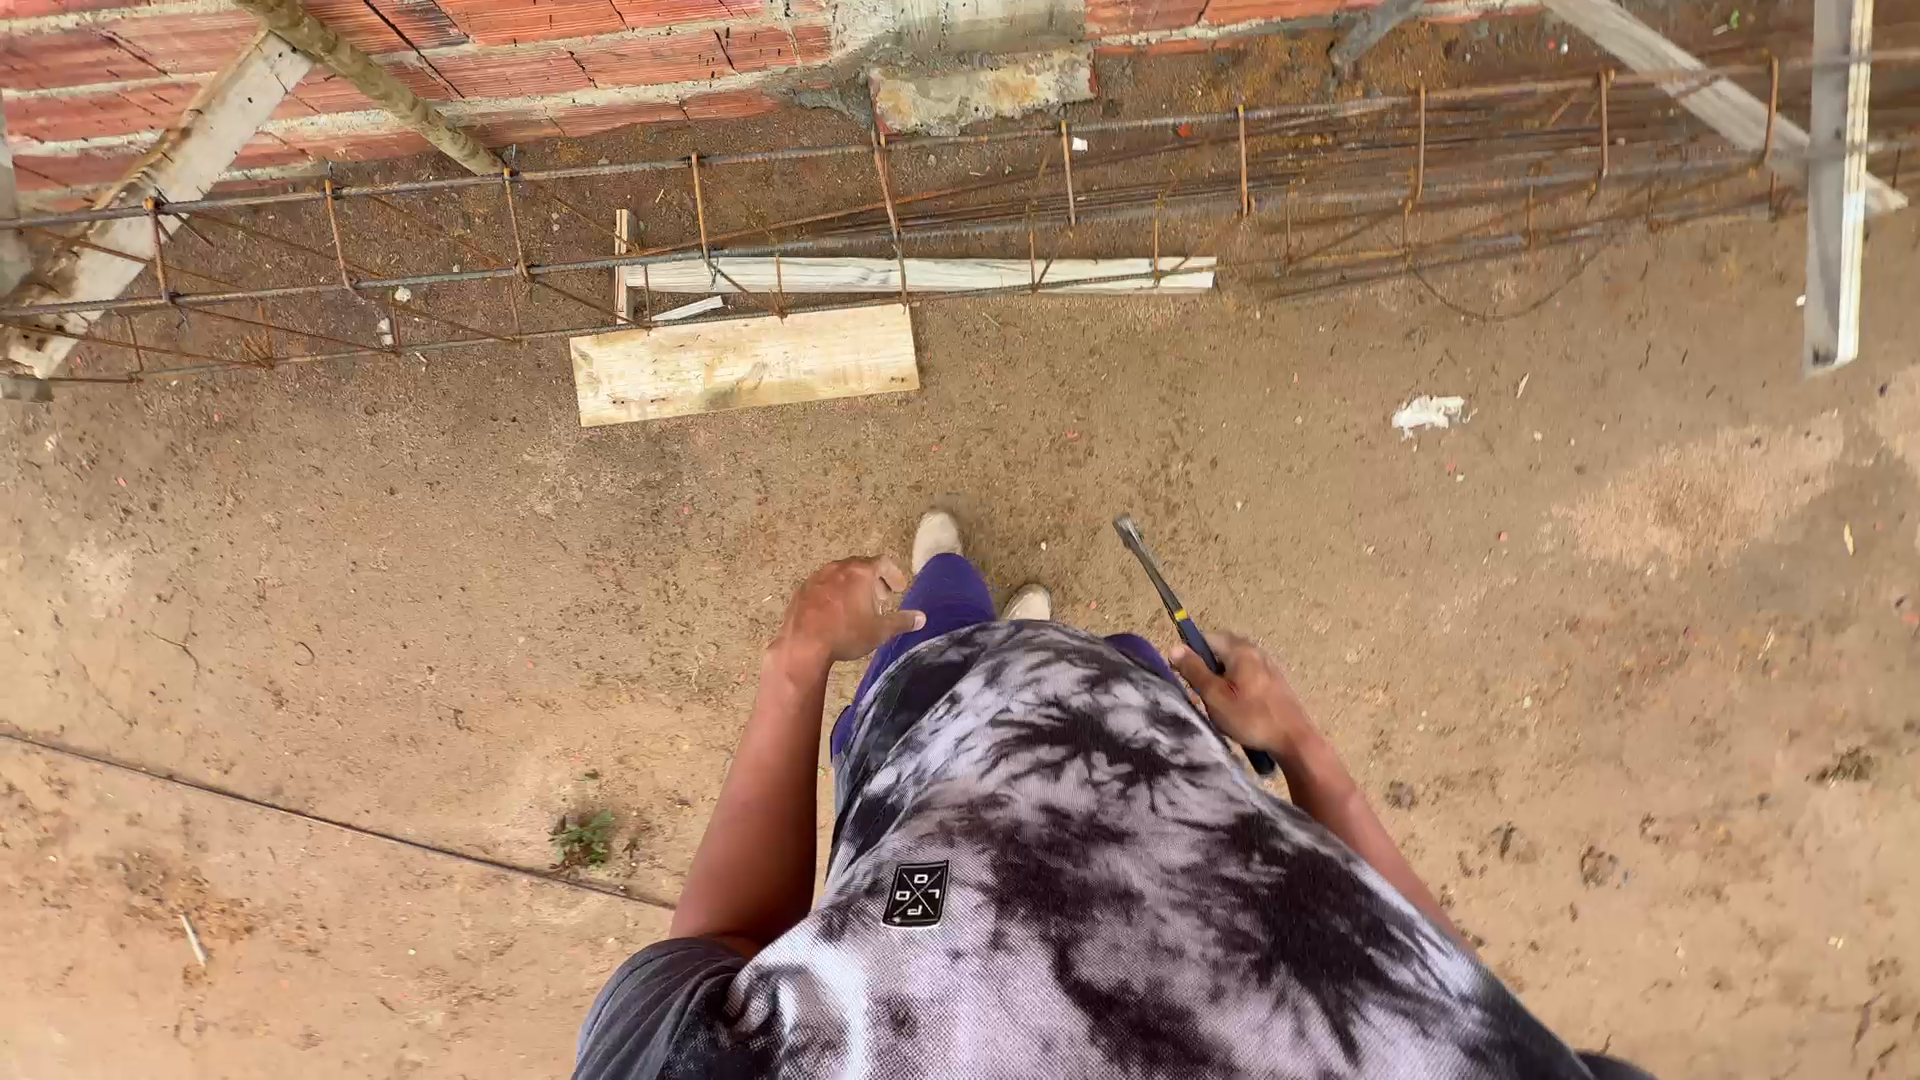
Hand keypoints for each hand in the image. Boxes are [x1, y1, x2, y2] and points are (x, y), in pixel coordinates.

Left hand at [773, 556, 925, 664]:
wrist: (803, 645)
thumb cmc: (846, 634)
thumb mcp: (880, 630)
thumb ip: (902, 621)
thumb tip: (922, 618)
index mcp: (860, 572)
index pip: (883, 563)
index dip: (894, 574)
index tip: (899, 588)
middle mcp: (838, 568)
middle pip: (861, 566)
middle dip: (874, 581)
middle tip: (882, 597)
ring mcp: (817, 577)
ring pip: (841, 575)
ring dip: (853, 586)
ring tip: (858, 606)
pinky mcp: (802, 590)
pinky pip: (824, 586)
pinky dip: (834, 593)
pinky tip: (835, 612)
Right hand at [1168, 632, 1319, 763]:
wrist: (1295, 741)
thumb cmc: (1251, 717)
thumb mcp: (1214, 695)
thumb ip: (1194, 670)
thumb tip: (1175, 648)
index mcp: (1240, 650)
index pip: (1206, 638)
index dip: (1190, 653)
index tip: (1183, 674)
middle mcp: (1255, 651)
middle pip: (1221, 650)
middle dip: (1206, 668)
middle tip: (1198, 691)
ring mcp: (1268, 666)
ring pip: (1234, 665)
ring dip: (1220, 679)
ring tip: (1215, 703)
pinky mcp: (1275, 682)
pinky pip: (1247, 676)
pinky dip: (1235, 686)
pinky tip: (1235, 708)